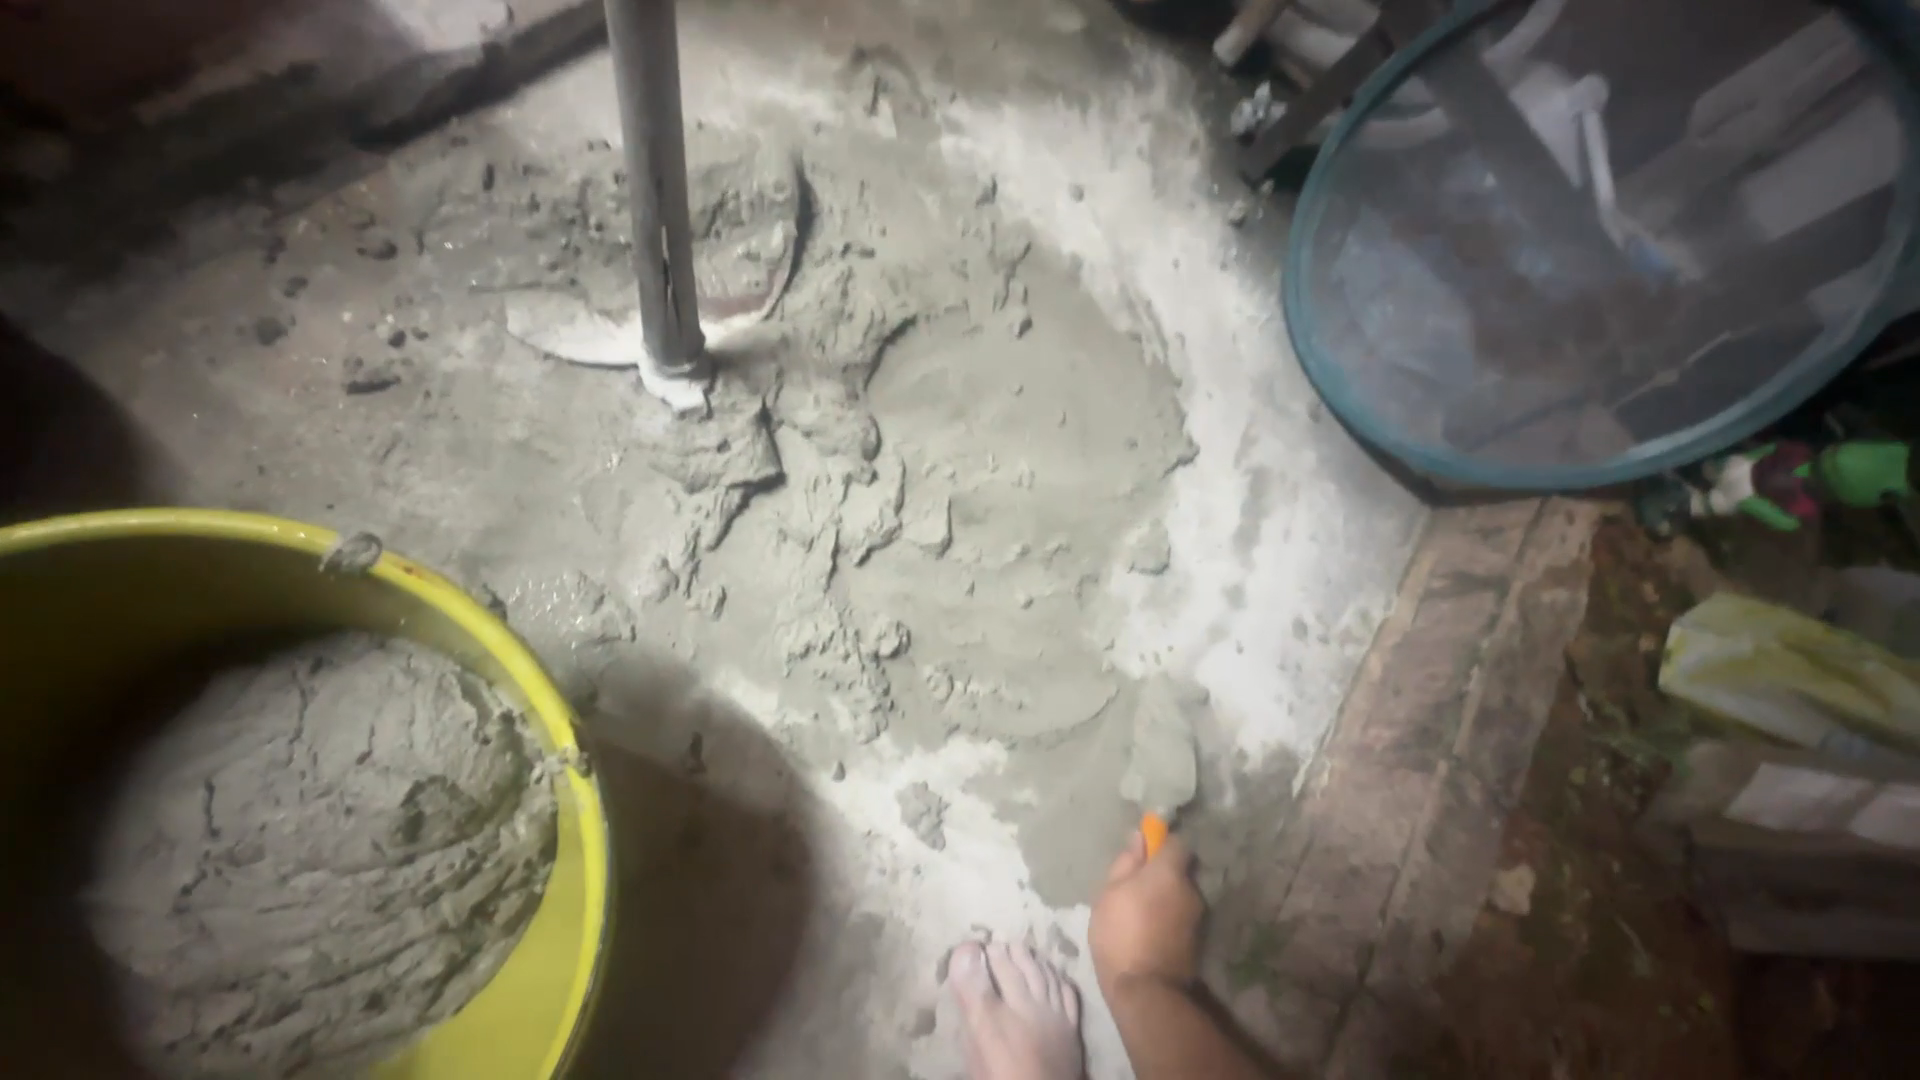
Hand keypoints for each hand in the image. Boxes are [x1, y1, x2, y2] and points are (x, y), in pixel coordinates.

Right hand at [1089, 829, 1202, 996]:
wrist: (1146, 992)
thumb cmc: (1120, 933)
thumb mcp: (1109, 893)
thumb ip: (1126, 862)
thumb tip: (1139, 838)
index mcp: (1169, 873)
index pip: (1176, 843)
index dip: (1159, 845)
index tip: (1141, 854)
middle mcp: (1190, 891)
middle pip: (1177, 872)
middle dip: (1160, 876)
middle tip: (1132, 890)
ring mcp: (1197, 918)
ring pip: (1178, 897)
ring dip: (1163, 899)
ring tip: (1138, 916)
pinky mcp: (1197, 942)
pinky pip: (1180, 918)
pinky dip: (1167, 919)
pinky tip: (1148, 934)